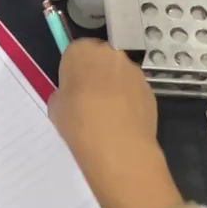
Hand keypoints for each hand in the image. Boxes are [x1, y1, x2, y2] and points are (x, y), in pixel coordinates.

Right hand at [50, 38, 182, 207]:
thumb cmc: (78, 128)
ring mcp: (135, 75)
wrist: (120, 156)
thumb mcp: (55, 108)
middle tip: (83, 104)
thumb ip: (63, 94)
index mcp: (83, 53)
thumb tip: (73, 97)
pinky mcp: (151, 95)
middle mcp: (112, 56)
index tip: (68, 91)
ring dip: (110, 89)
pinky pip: (132, 93)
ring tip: (102, 119)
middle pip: (97, 59)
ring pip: (116, 76)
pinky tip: (119, 127)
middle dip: (92, 76)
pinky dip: (126, 104)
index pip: (74, 51)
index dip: (70, 71)